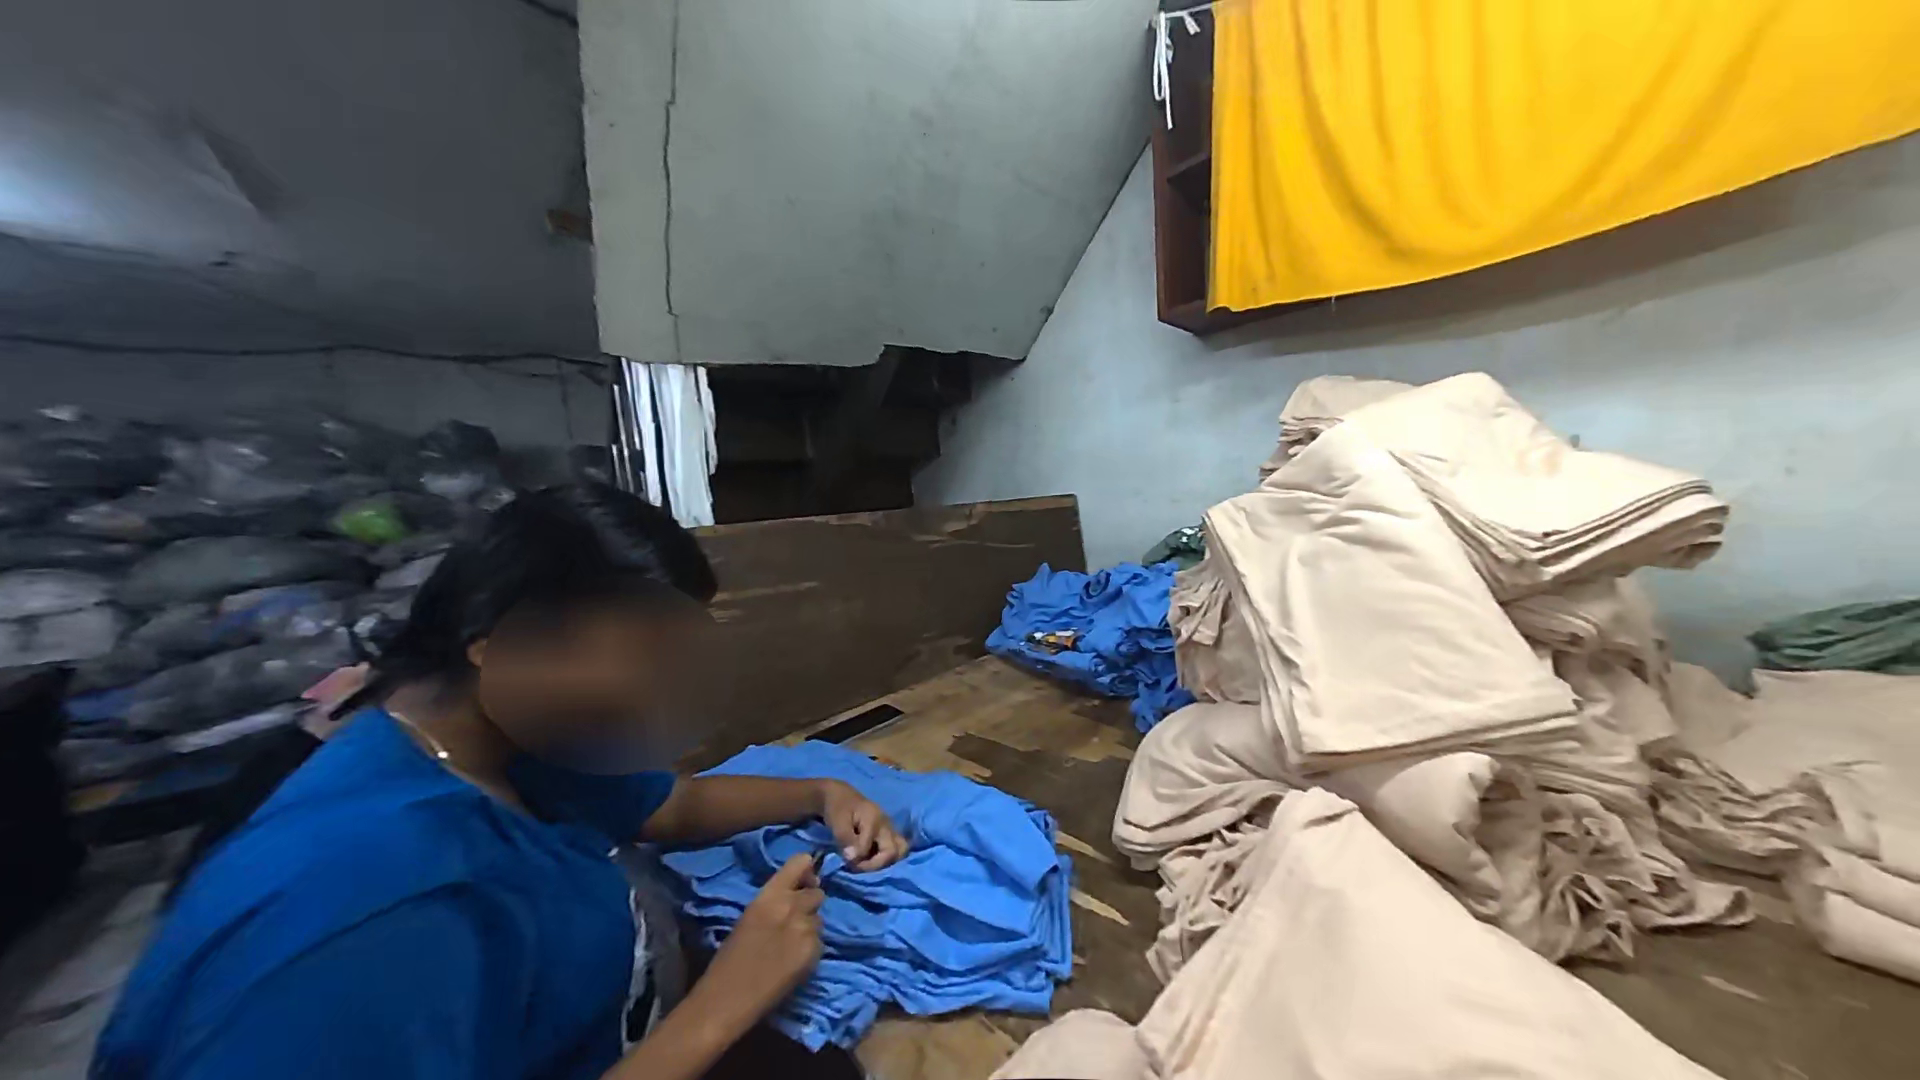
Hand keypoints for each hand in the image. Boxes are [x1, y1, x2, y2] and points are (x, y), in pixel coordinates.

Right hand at [702, 854, 823, 1024]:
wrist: (724, 1002)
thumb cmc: (728, 959)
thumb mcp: (750, 915)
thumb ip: (776, 900)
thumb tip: (798, 892)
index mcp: (770, 895)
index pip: (801, 861)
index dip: (806, 870)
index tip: (804, 880)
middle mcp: (791, 906)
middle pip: (818, 893)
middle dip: (809, 904)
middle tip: (795, 919)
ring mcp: (805, 929)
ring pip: (820, 919)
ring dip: (810, 927)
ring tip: (792, 944)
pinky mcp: (813, 953)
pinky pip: (820, 942)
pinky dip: (811, 949)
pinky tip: (794, 962)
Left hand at [819, 780, 909, 871]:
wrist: (841, 796)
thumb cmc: (838, 808)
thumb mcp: (837, 822)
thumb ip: (846, 840)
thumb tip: (853, 859)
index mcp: (875, 819)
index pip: (870, 848)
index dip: (859, 860)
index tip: (846, 861)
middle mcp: (887, 824)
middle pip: (895, 851)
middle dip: (877, 865)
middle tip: (860, 865)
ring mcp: (890, 828)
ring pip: (900, 850)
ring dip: (884, 862)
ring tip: (867, 863)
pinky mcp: (888, 832)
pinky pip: (896, 849)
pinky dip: (885, 858)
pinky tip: (870, 858)